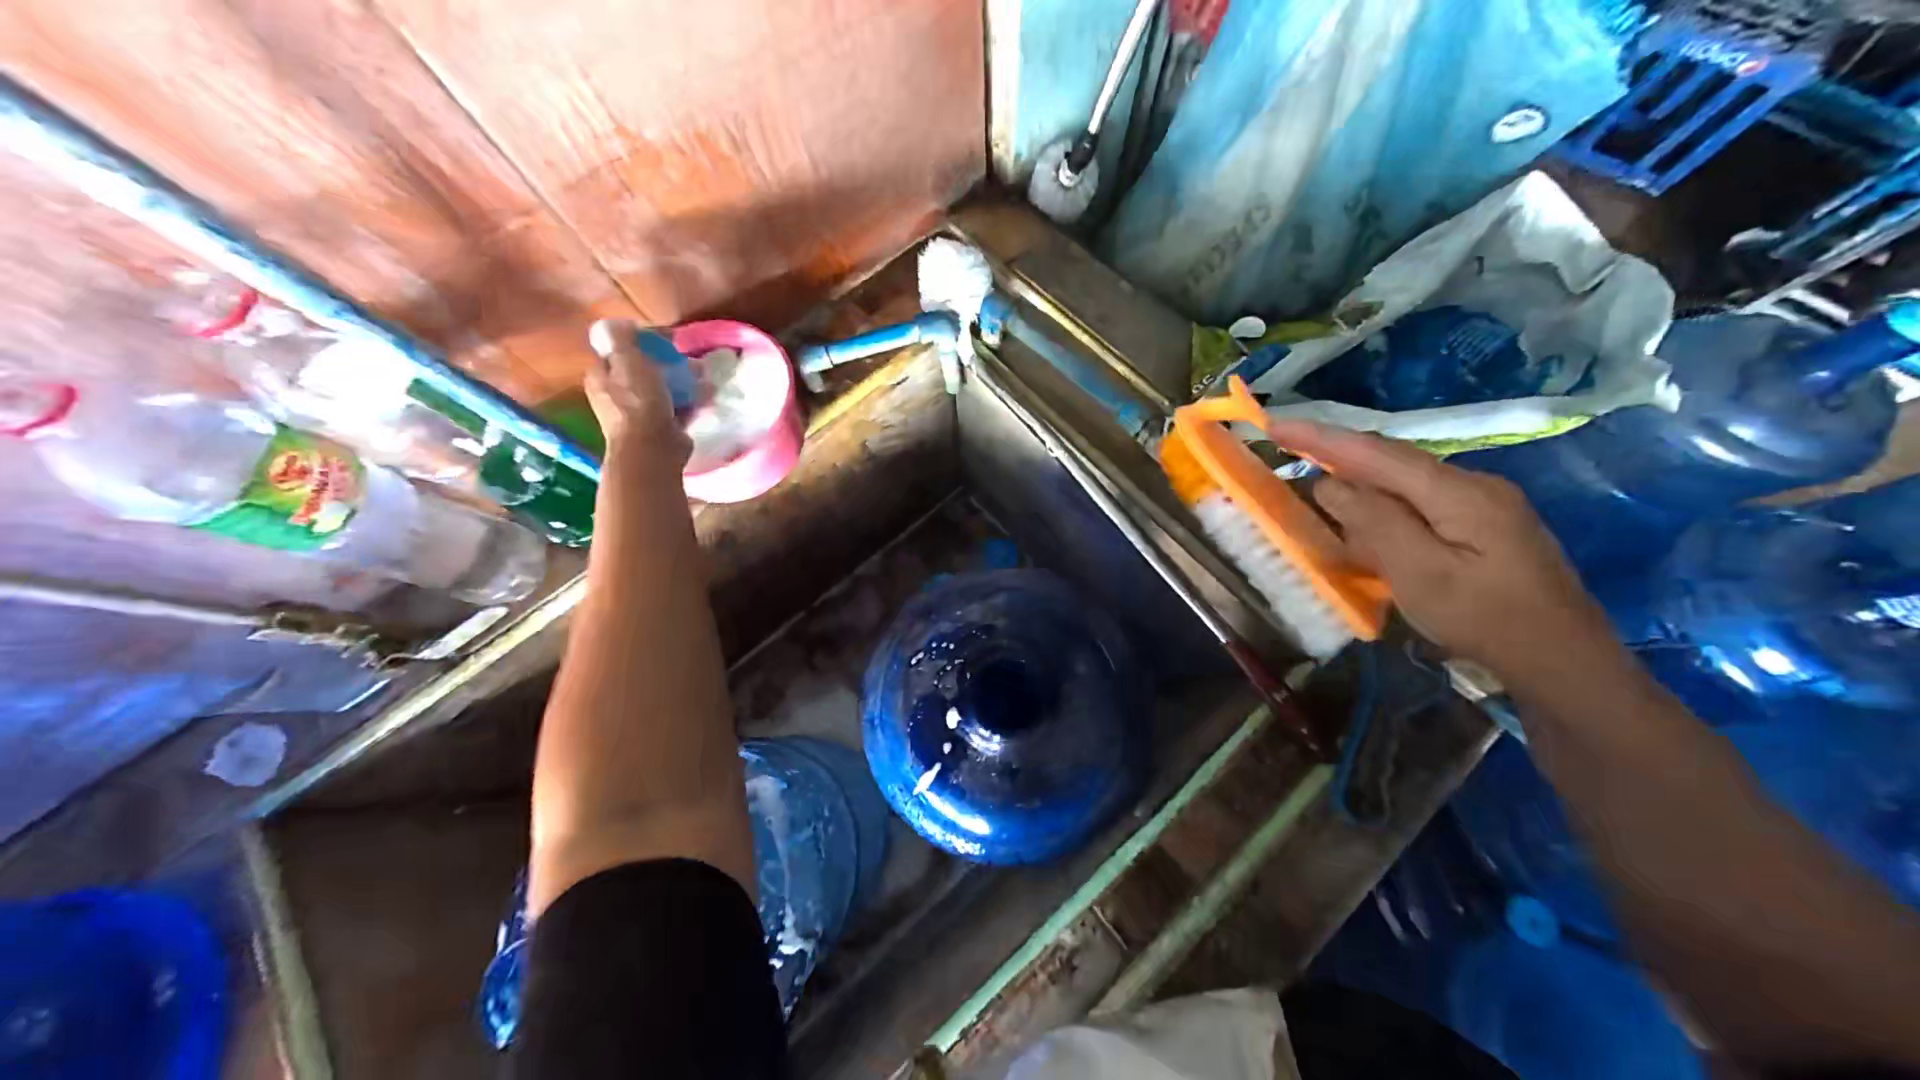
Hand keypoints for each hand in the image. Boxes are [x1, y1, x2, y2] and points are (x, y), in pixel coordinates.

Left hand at [586, 318, 691, 466]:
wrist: (654, 448)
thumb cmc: (638, 402)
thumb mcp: (627, 360)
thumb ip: (622, 339)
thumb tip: (620, 324)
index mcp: (602, 377)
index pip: (617, 352)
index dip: (640, 342)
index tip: (664, 339)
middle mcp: (616, 396)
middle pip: (642, 371)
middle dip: (666, 362)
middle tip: (687, 357)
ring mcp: (639, 415)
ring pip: (662, 389)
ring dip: (682, 381)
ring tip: (702, 375)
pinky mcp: (661, 429)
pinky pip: (677, 408)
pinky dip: (691, 401)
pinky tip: (706, 394)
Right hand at [1263, 418, 1620, 685]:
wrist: (1563, 662)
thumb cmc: (1487, 619)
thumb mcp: (1421, 574)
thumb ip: (1374, 523)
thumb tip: (1330, 484)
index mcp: (1459, 492)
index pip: (1377, 453)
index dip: (1323, 438)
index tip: (1276, 424)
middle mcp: (1472, 486)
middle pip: (1392, 461)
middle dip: (1337, 453)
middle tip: (1286, 450)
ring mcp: (1482, 506)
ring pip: (1403, 483)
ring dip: (1357, 482)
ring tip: (1316, 489)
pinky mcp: (1482, 527)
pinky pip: (1417, 504)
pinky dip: (1380, 507)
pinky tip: (1364, 524)